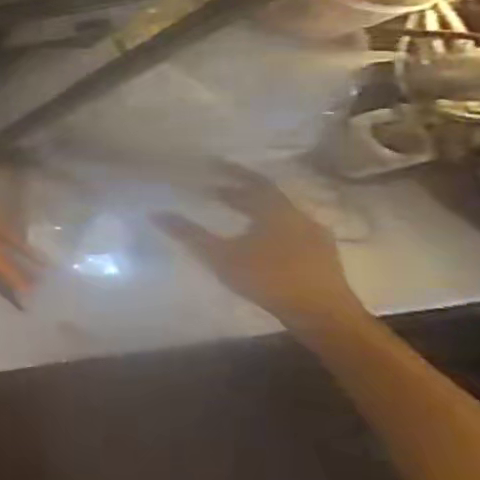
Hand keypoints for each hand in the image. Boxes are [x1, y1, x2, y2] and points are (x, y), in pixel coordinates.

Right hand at [155, 163, 366, 336]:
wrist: (323, 315)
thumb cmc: (268, 278)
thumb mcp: (220, 255)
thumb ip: (189, 233)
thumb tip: (156, 213)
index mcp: (279, 212)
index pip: (254, 182)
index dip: (232, 171)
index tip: (211, 164)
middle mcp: (301, 218)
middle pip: (267, 198)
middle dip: (238, 193)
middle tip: (210, 192)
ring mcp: (314, 238)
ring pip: (279, 215)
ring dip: (253, 211)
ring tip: (229, 215)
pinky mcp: (320, 255)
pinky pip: (288, 229)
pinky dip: (266, 226)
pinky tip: (254, 239)